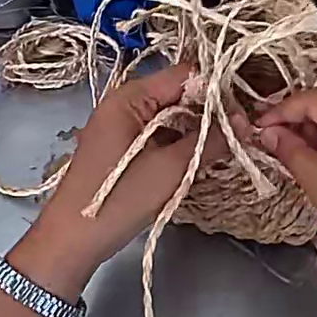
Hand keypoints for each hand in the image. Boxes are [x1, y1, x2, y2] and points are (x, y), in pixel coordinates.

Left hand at [19, 64, 223, 292]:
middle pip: (178, 94)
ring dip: (197, 130)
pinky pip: (160, 134)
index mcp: (130, 97)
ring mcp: (122, 126)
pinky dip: (180, 143)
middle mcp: (124, 103)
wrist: (71, 241)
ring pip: (171, 116)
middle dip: (210, 112)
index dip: (217, 90)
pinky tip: (200, 158)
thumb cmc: (118, 200)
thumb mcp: (171, 169)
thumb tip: (244, 123)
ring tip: (227, 147)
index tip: (244, 113)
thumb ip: (210, 141)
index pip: (184, 75)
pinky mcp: (123, 148)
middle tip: (242, 133)